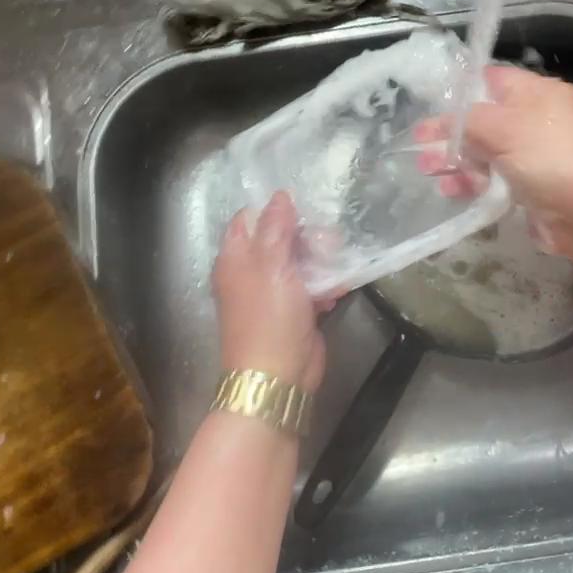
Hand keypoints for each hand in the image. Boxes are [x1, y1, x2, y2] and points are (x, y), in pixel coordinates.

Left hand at [213, 192, 325, 391]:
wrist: (277, 377)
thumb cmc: (268, 317)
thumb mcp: (271, 265)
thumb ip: (276, 227)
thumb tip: (279, 196)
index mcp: (236, 258)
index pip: (250, 219)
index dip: (274, 211)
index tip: (301, 209)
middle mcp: (251, 271)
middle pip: (281, 238)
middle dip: (306, 237)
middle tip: (327, 241)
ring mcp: (274, 292)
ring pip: (300, 262)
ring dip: (321, 262)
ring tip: (336, 266)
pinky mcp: (295, 310)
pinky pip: (312, 286)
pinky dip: (325, 285)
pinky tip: (337, 290)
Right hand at [416, 66, 572, 253]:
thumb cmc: (548, 158)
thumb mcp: (503, 128)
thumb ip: (467, 120)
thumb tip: (443, 121)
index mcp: (537, 93)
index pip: (493, 79)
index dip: (461, 90)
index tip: (430, 103)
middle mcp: (536, 119)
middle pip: (483, 119)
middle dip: (450, 132)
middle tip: (418, 143)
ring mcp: (533, 155)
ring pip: (484, 151)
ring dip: (454, 159)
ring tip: (425, 169)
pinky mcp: (529, 186)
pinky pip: (492, 178)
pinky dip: (469, 182)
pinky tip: (448, 189)